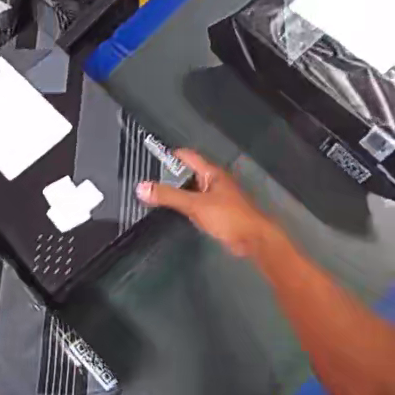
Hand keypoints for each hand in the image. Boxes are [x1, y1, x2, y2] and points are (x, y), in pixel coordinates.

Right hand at [136, 148, 281, 258]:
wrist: (253, 239)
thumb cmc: (228, 216)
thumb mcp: (195, 205)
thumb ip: (169, 196)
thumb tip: (141, 187)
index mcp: (212, 173)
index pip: (187, 156)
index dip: (169, 155)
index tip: (148, 159)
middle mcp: (214, 181)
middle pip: (188, 173)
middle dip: (169, 176)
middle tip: (146, 180)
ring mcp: (216, 197)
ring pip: (192, 190)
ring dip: (176, 192)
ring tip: (153, 195)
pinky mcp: (217, 212)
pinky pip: (196, 204)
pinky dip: (185, 205)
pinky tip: (173, 211)